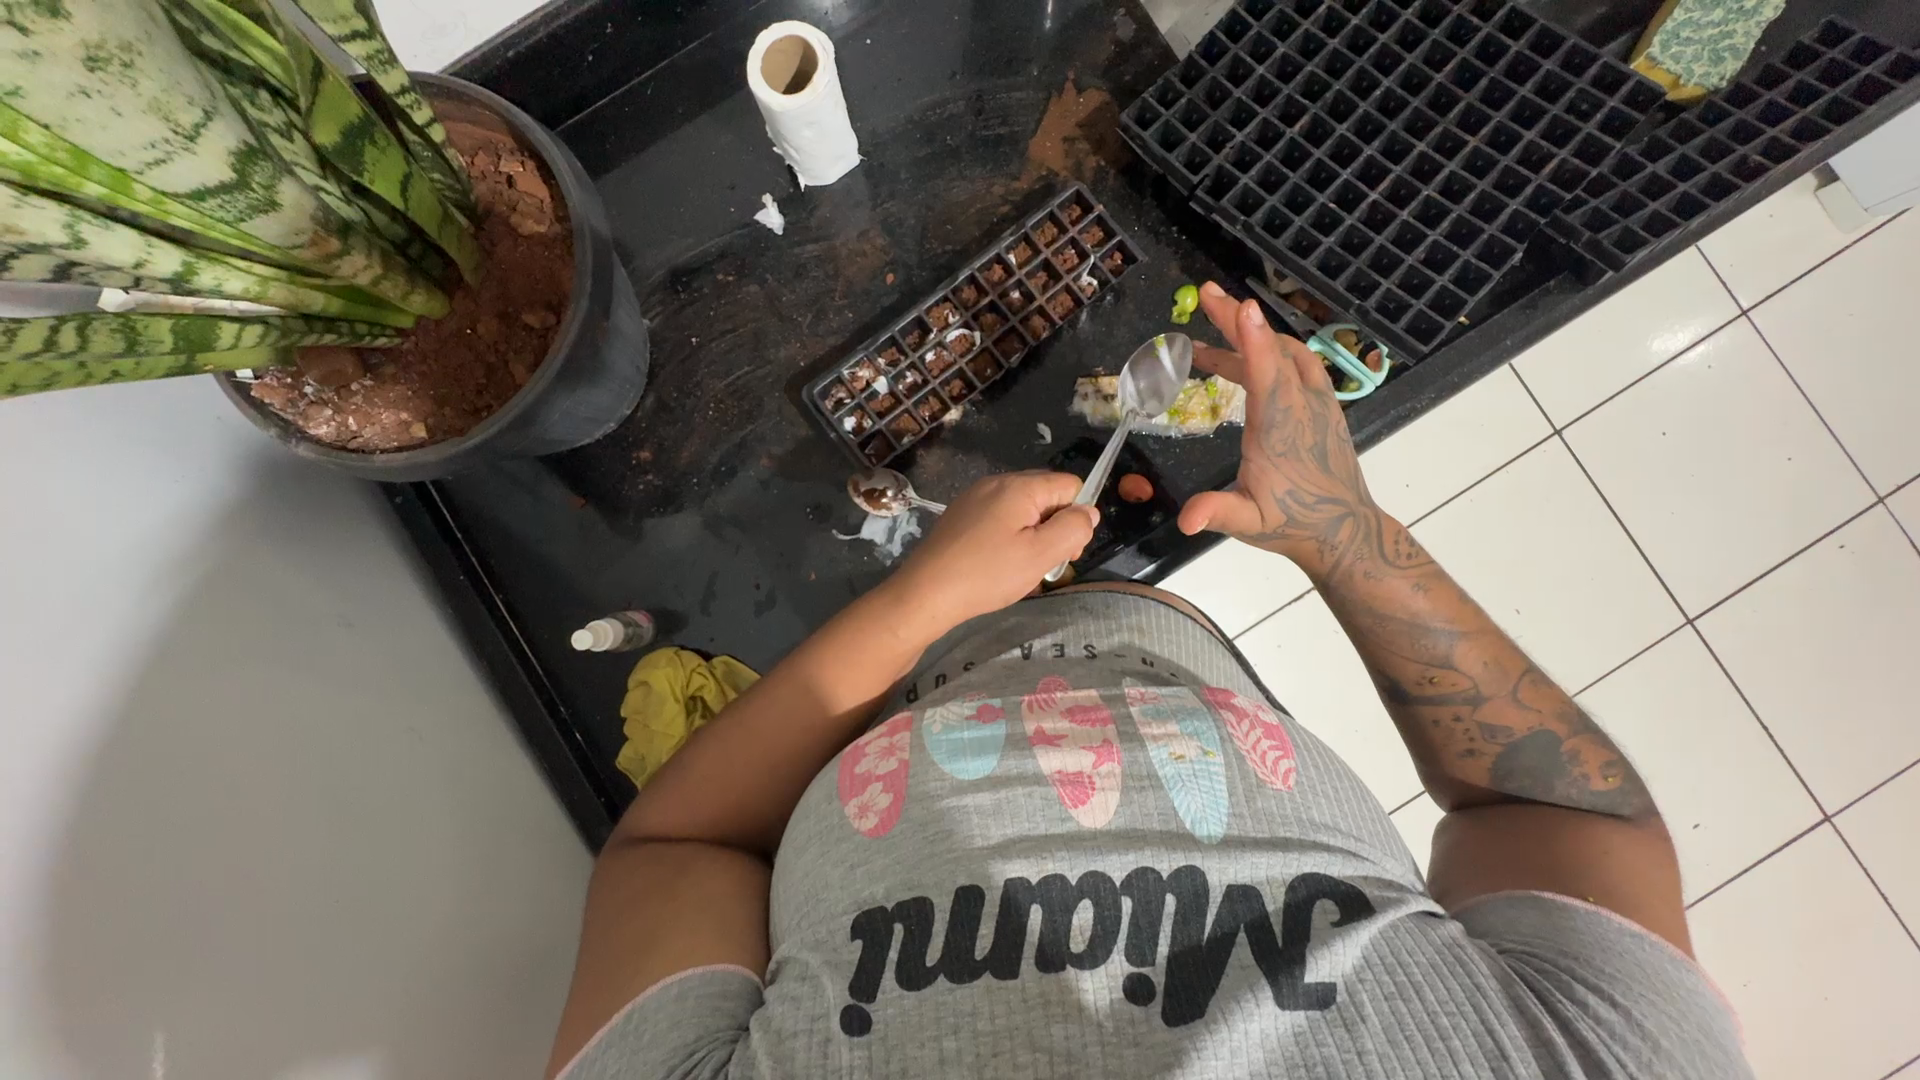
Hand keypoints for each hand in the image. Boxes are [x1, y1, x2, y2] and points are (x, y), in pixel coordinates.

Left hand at [886, 471, 1097, 633]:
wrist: (925, 593)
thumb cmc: (987, 574)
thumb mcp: (1040, 554)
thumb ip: (1073, 529)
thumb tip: (1088, 512)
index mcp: (1018, 486)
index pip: (1069, 485)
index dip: (1076, 516)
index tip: (1066, 551)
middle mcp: (996, 483)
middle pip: (1045, 495)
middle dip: (1054, 527)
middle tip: (1044, 564)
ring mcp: (974, 498)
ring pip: (1022, 509)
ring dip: (1031, 536)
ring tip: (1019, 568)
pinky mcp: (961, 516)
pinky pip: (998, 519)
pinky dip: (1007, 538)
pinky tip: (996, 565)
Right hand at [1176, 281, 1384, 578]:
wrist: (1342, 529)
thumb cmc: (1290, 523)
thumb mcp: (1248, 522)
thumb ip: (1216, 513)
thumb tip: (1185, 521)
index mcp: (1280, 430)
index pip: (1268, 376)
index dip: (1253, 341)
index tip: (1242, 306)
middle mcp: (1303, 406)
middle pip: (1273, 350)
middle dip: (1238, 319)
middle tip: (1206, 293)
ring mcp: (1318, 402)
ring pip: (1286, 352)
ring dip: (1250, 335)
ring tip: (1209, 333)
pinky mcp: (1322, 404)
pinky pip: (1296, 363)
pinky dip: (1267, 351)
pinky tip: (1243, 359)